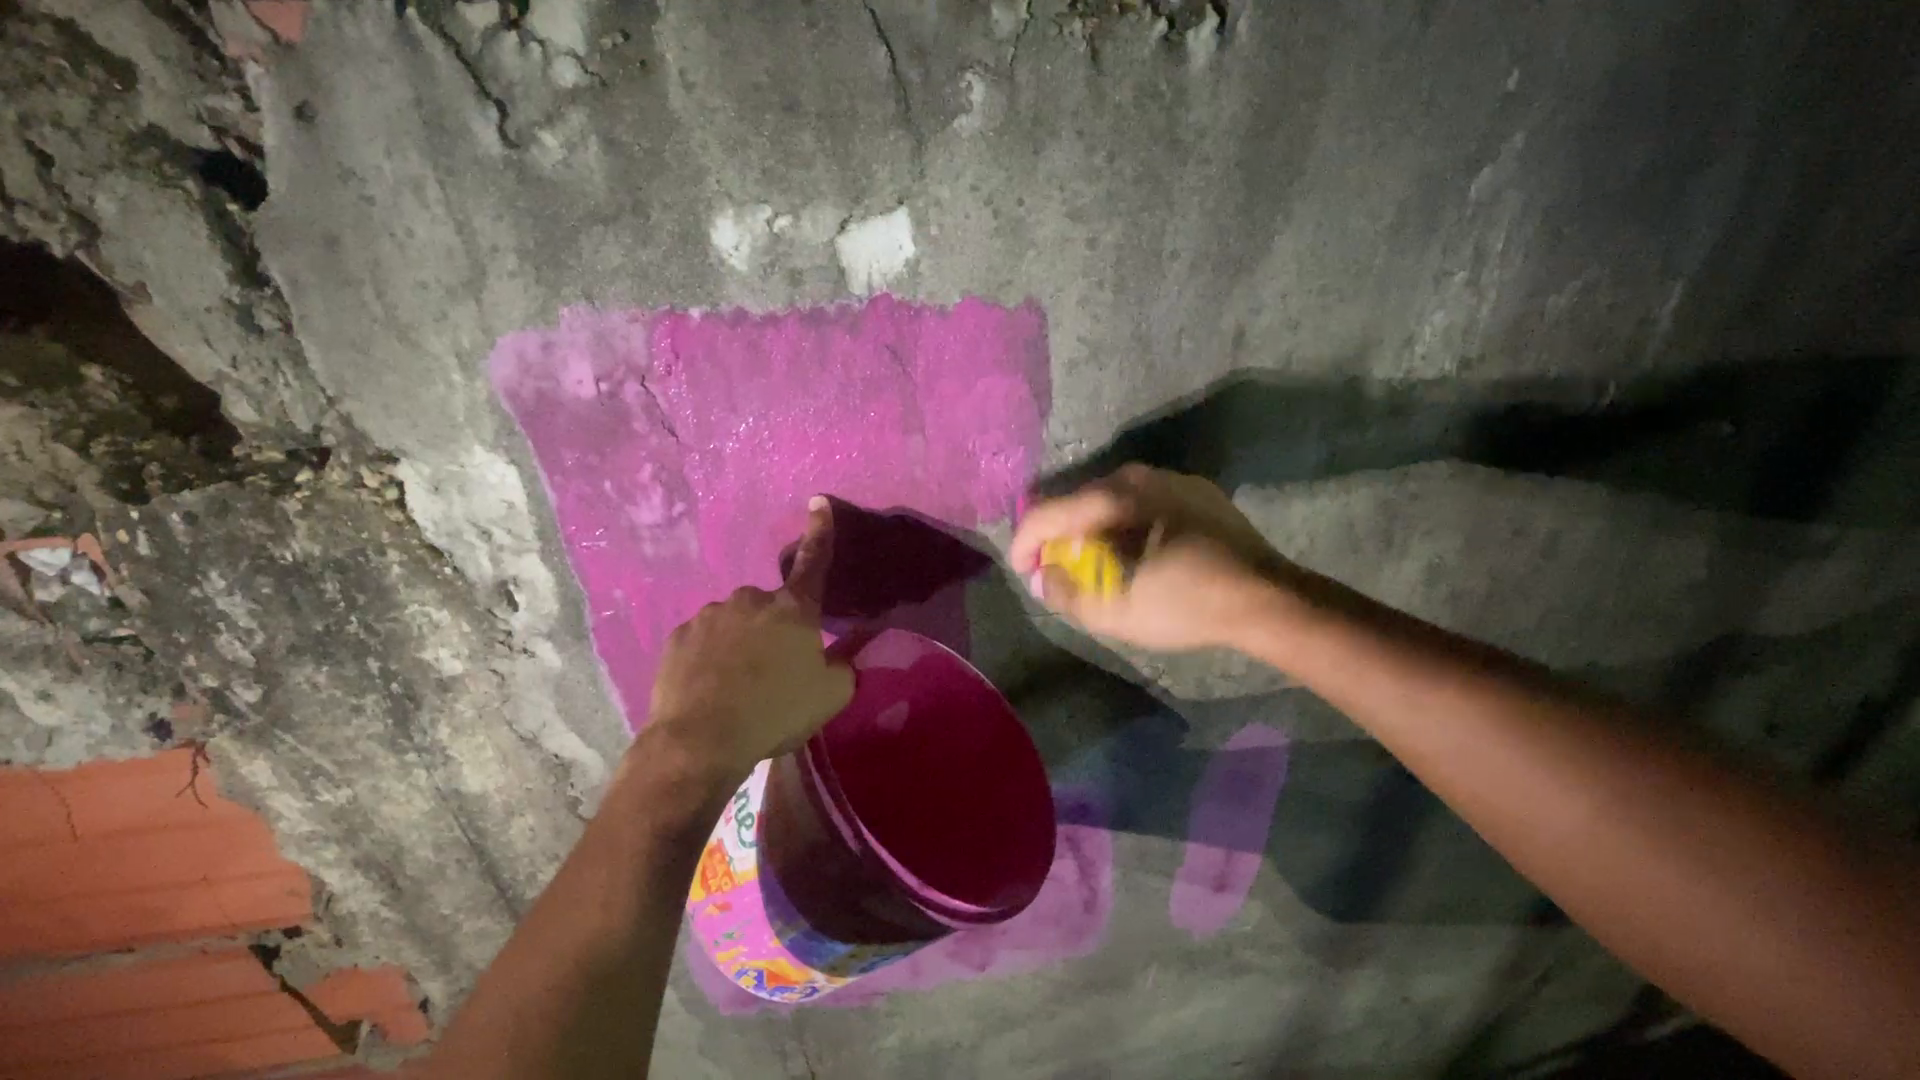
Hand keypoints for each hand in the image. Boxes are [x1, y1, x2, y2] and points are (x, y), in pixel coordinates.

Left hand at [647, 498, 854, 776]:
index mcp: (794, 610)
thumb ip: (844, 666)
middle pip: (771, 607)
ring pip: (734, 623)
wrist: (702, 739)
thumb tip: (842, 654)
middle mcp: (752, 600)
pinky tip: (710, 687)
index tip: (818, 502)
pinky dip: (710, 657)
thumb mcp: (830, 696)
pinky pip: (704, 639)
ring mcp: (711, 615)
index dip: (821, 532)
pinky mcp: (679, 636)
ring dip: (740, 643)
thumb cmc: (776, 713)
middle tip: (774, 673)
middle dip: (774, 629)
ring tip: (738, 687)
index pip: (814, 562)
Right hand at [1010, 465, 1296, 650]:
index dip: (1024, 544)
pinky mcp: (1195, 490)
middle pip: (1076, 502)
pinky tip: (1137, 552)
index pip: (1047, 513)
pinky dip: (1126, 524)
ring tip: (1096, 563)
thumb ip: (1065, 593)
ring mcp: (1170, 478)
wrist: (1266, 598)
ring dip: (1093, 530)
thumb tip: (1043, 575)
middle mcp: (1136, 475)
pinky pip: (1142, 502)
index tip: (1024, 572)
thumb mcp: (1115, 612)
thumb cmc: (1185, 606)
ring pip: (1109, 500)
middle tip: (1058, 571)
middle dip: (1059, 537)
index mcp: (1112, 497)